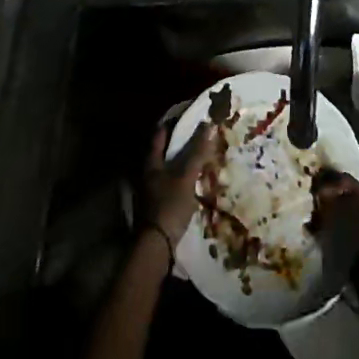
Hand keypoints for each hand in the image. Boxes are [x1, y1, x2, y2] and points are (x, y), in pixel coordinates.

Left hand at [140, 122, 220, 246]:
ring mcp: (154, 189)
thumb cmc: (169, 205)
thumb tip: (209, 124)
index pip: (160, 134)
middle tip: (201, 130)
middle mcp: (149, 173)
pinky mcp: (161, 202)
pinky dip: (185, 173)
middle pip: (165, 150)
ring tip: (203, 151)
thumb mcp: (186, 176)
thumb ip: (197, 152)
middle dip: (181, 140)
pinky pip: (174, 180)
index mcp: (151, 163)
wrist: (157, 245)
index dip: (173, 121)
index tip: (190, 112)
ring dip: (184, 157)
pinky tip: (198, 175)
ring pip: (170, 166)